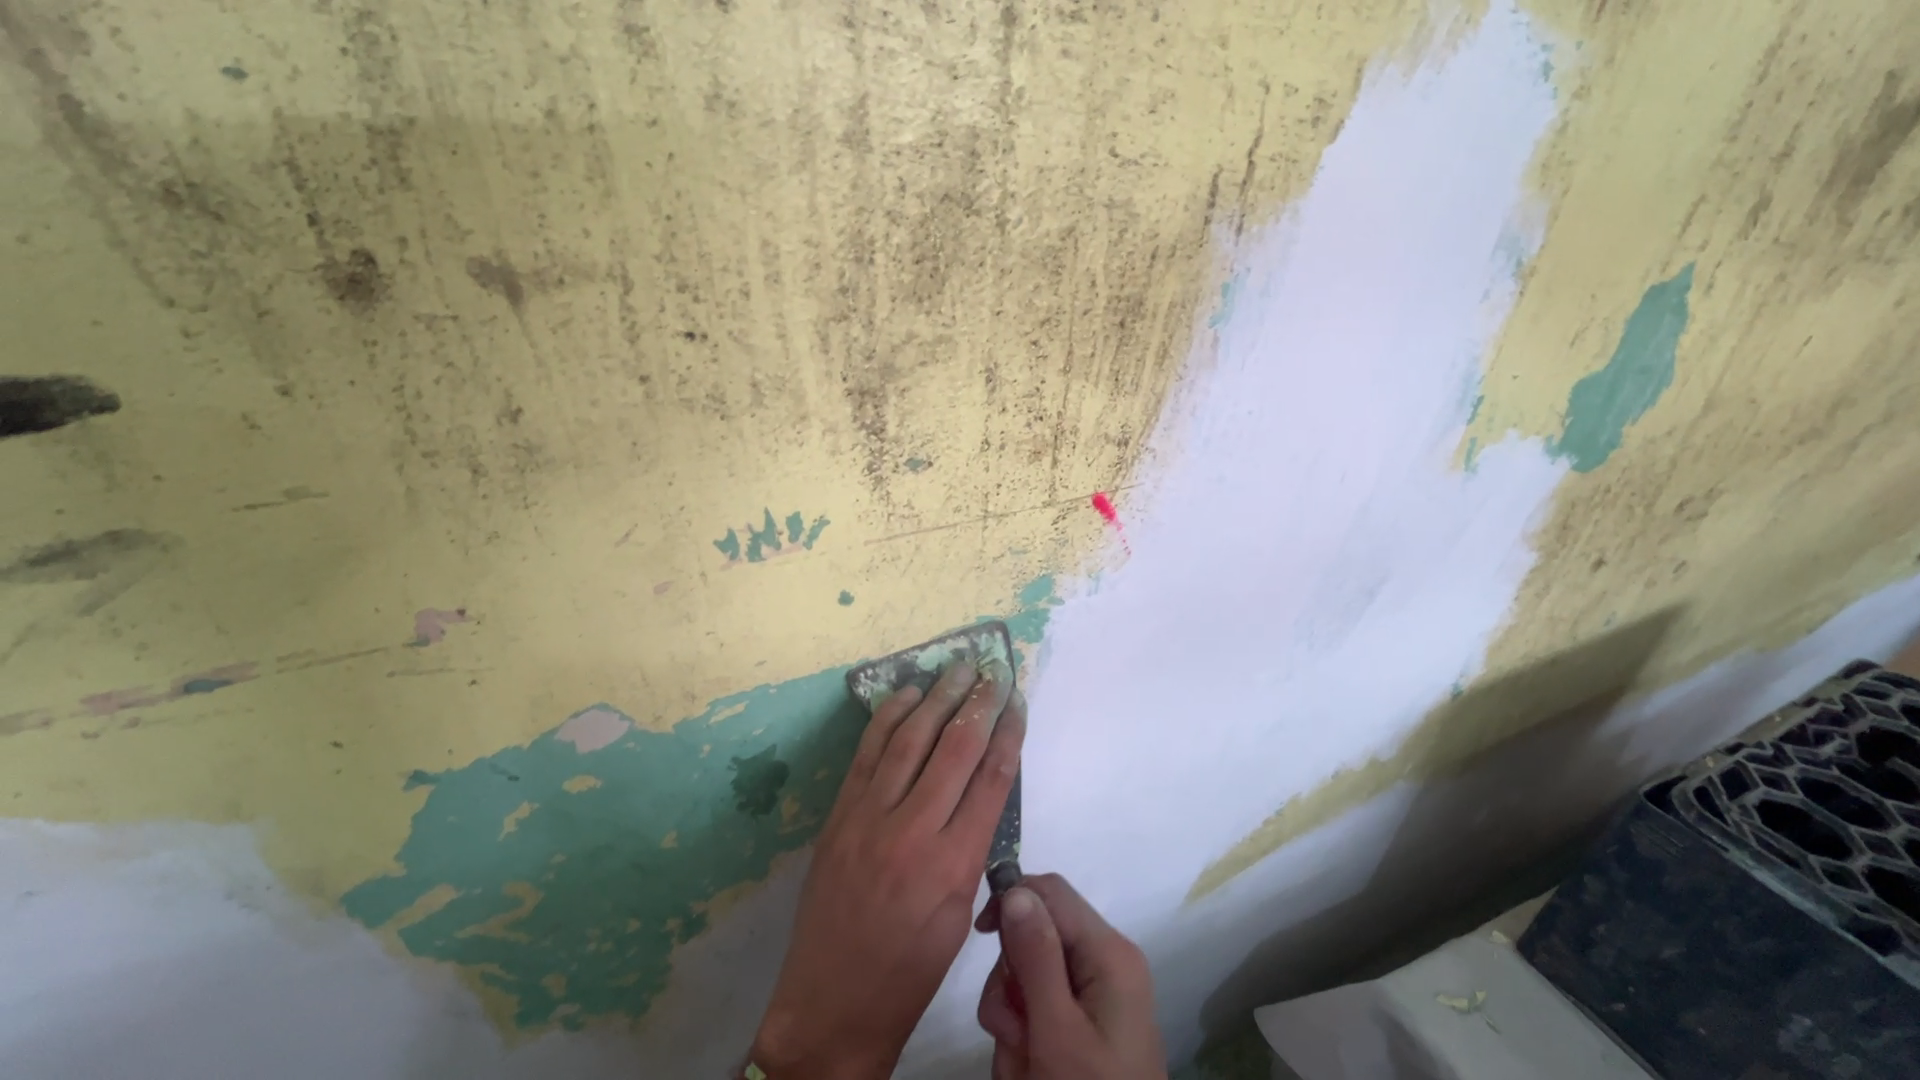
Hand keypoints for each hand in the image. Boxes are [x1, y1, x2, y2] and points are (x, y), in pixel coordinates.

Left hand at [750, 659, 1026, 1079]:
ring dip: (936, 698)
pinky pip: (867, 755)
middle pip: (955, 749)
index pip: (992, 779)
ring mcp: (868, 818)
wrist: (832, 1003)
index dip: (1009, 733)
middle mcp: (913, 831)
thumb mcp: (959, 915)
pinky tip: (906, 696)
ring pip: (910, 741)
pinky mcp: (838, 815)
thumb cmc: (909, 970)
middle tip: (993, 671)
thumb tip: (982, 791)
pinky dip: (888, 719)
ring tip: (957, 668)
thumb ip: (972, 848)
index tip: (1018, 701)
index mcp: (954, 864)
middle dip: (979, 704)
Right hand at [976, 874, 1166, 1079]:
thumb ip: (1035, 956)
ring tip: (1024, 1062)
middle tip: (1014, 1029)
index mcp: (1108, 952)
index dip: (1011, 901)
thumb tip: (1015, 888)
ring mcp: (1097, 993)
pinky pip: (1039, 1007)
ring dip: (1012, 1016)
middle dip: (1011, 980)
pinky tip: (1030, 1068)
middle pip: (1036, 935)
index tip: (979, 937)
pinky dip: (1025, 1035)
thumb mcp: (1055, 1030)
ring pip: (1029, 975)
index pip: (1051, 891)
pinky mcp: (1088, 1020)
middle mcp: (1106, 962)